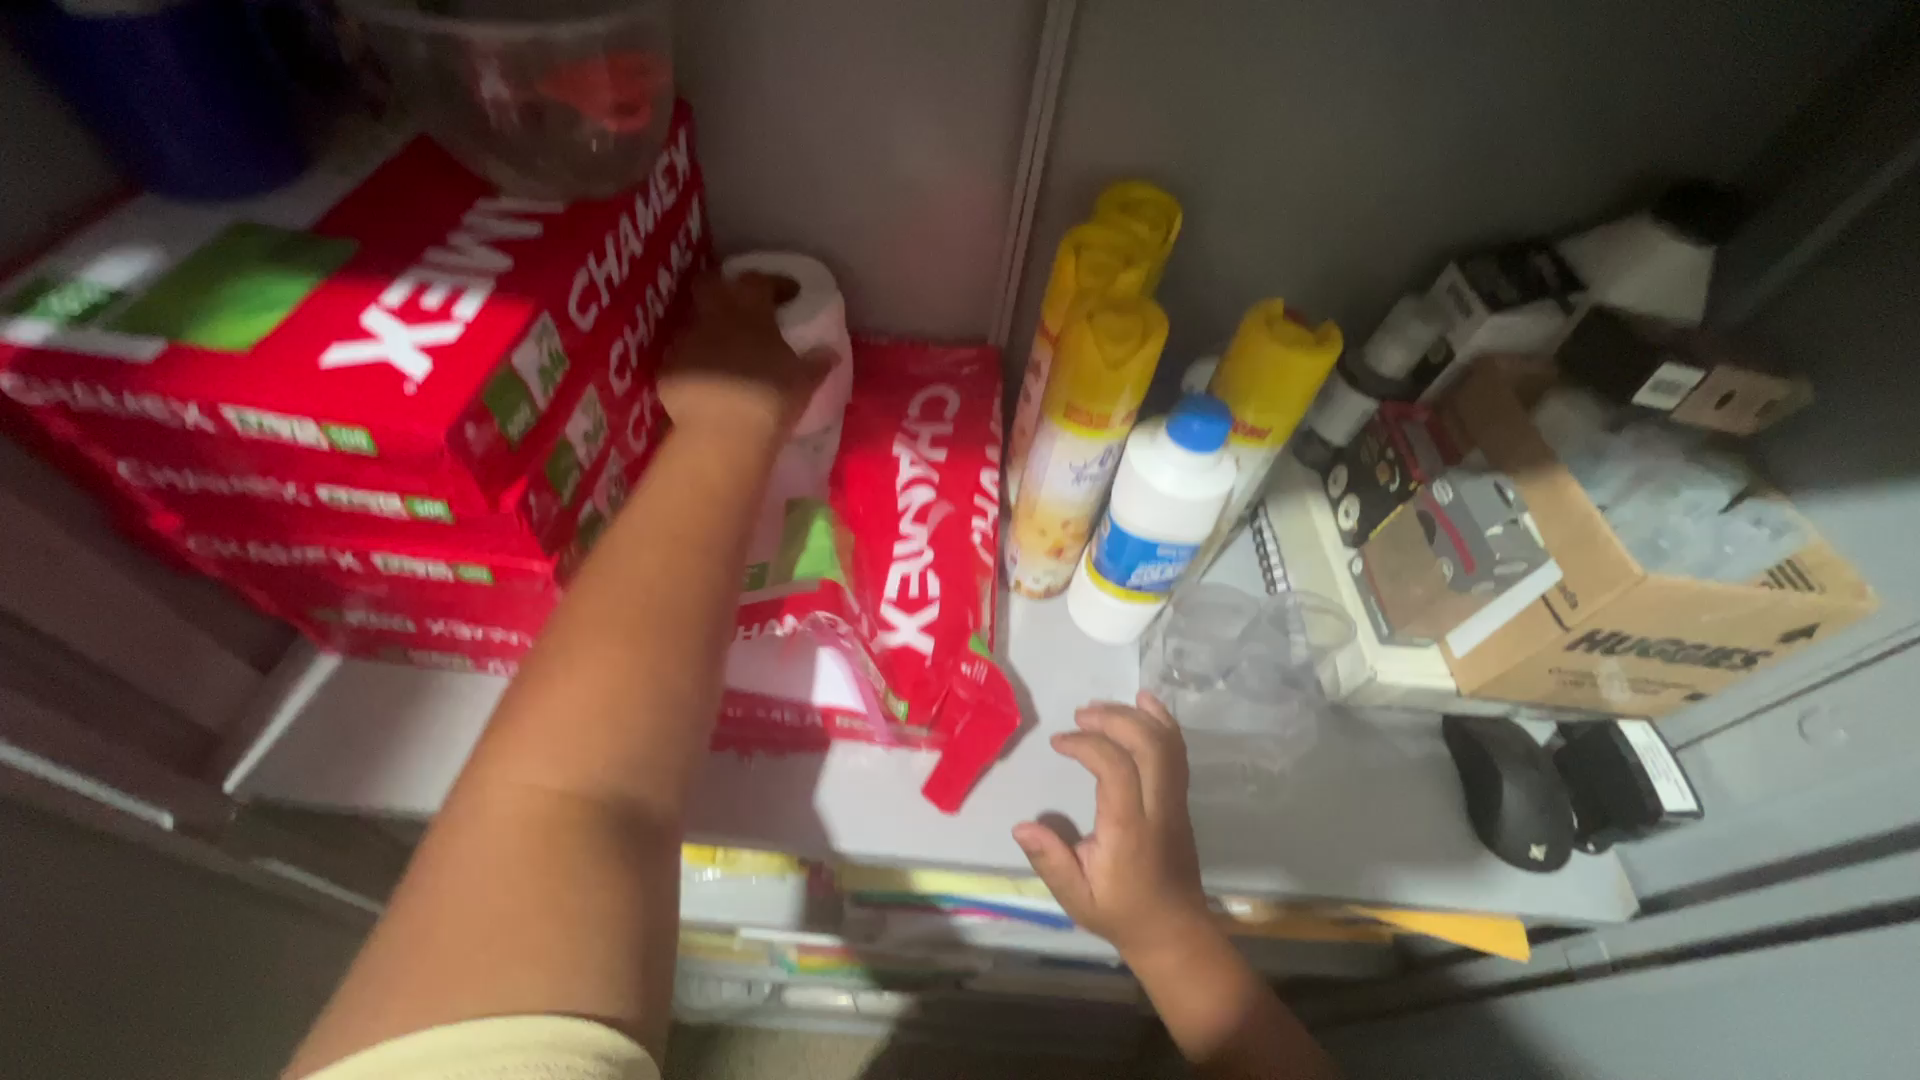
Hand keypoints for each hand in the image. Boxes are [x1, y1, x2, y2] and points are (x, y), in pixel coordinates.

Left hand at [658, 272, 835, 438]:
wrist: (722, 435)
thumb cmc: (770, 399)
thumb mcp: (804, 381)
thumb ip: (817, 362)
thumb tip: (831, 352)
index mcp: (749, 311)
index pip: (759, 280)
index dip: (775, 283)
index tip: (791, 294)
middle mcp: (713, 317)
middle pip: (713, 285)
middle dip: (729, 289)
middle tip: (747, 307)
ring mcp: (686, 341)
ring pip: (697, 322)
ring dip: (712, 329)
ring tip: (729, 350)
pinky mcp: (669, 369)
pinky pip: (685, 356)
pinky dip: (698, 362)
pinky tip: (710, 381)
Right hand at [1014, 692, 1215, 959]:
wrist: (1174, 932)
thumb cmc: (1120, 912)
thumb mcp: (1076, 897)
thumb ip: (1050, 860)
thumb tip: (1021, 827)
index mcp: (1130, 830)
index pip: (1117, 769)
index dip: (1088, 745)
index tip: (1059, 742)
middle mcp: (1159, 809)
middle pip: (1149, 746)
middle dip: (1114, 719)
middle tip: (1081, 714)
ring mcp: (1176, 802)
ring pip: (1168, 744)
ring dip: (1136, 716)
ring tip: (1102, 705)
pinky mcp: (1181, 799)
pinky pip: (1178, 753)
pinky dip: (1163, 723)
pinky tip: (1144, 704)